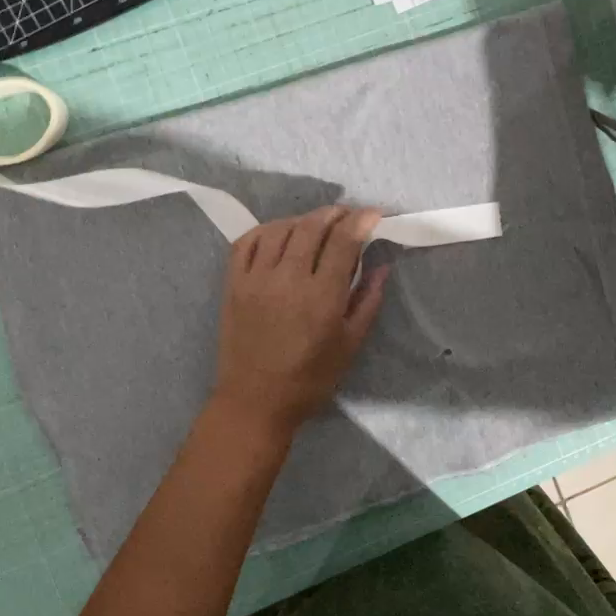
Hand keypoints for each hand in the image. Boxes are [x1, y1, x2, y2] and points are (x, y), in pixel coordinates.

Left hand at [212, 206, 390, 434]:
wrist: (254, 402)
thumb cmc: (309, 380)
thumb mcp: (350, 345)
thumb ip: (368, 300)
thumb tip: (382, 264)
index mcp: (322, 297)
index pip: (344, 241)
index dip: (362, 220)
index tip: (374, 214)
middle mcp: (288, 279)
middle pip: (312, 226)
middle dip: (335, 214)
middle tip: (348, 215)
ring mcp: (256, 278)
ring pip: (280, 228)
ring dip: (303, 219)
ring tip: (317, 224)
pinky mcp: (233, 283)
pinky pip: (248, 241)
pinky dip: (267, 229)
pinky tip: (280, 234)